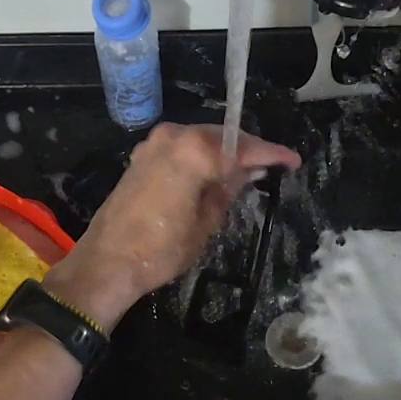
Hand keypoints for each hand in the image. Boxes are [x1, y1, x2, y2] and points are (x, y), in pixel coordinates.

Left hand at [43, 124, 299, 330]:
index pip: (243, 147)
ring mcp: (153, 144)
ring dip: (223, 154)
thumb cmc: (162, 248)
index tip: (293, 160)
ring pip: (200, 141)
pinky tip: (214, 175)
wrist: (107, 263)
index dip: (272, 154)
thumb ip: (229, 188)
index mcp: (194, 150)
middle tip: (272, 166)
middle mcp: (173, 136)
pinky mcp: (141, 157)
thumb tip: (250, 170)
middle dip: (247, 151)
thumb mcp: (207, 222)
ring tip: (247, 172)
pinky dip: (200, 158)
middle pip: (221, 137)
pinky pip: (182, 149)